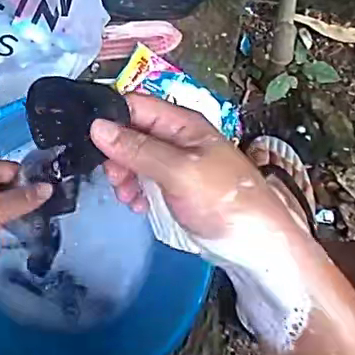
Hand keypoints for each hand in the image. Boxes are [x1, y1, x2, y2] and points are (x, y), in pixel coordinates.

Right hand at [90, 95, 301, 242]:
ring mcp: (176, 163)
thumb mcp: (177, 172)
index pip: (134, 104)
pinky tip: (137, 204)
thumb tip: (97, 127)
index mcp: (182, 123)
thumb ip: (137, 149)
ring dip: (123, 174)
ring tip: (126, 195)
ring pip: (133, 157)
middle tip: (114, 176)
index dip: (111, 118)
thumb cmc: (227, 204)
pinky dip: (135, 189)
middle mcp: (177, 138)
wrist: (260, 251)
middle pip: (130, 131)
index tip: (94, 142)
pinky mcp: (175, 186)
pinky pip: (143, 178)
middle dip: (115, 152)